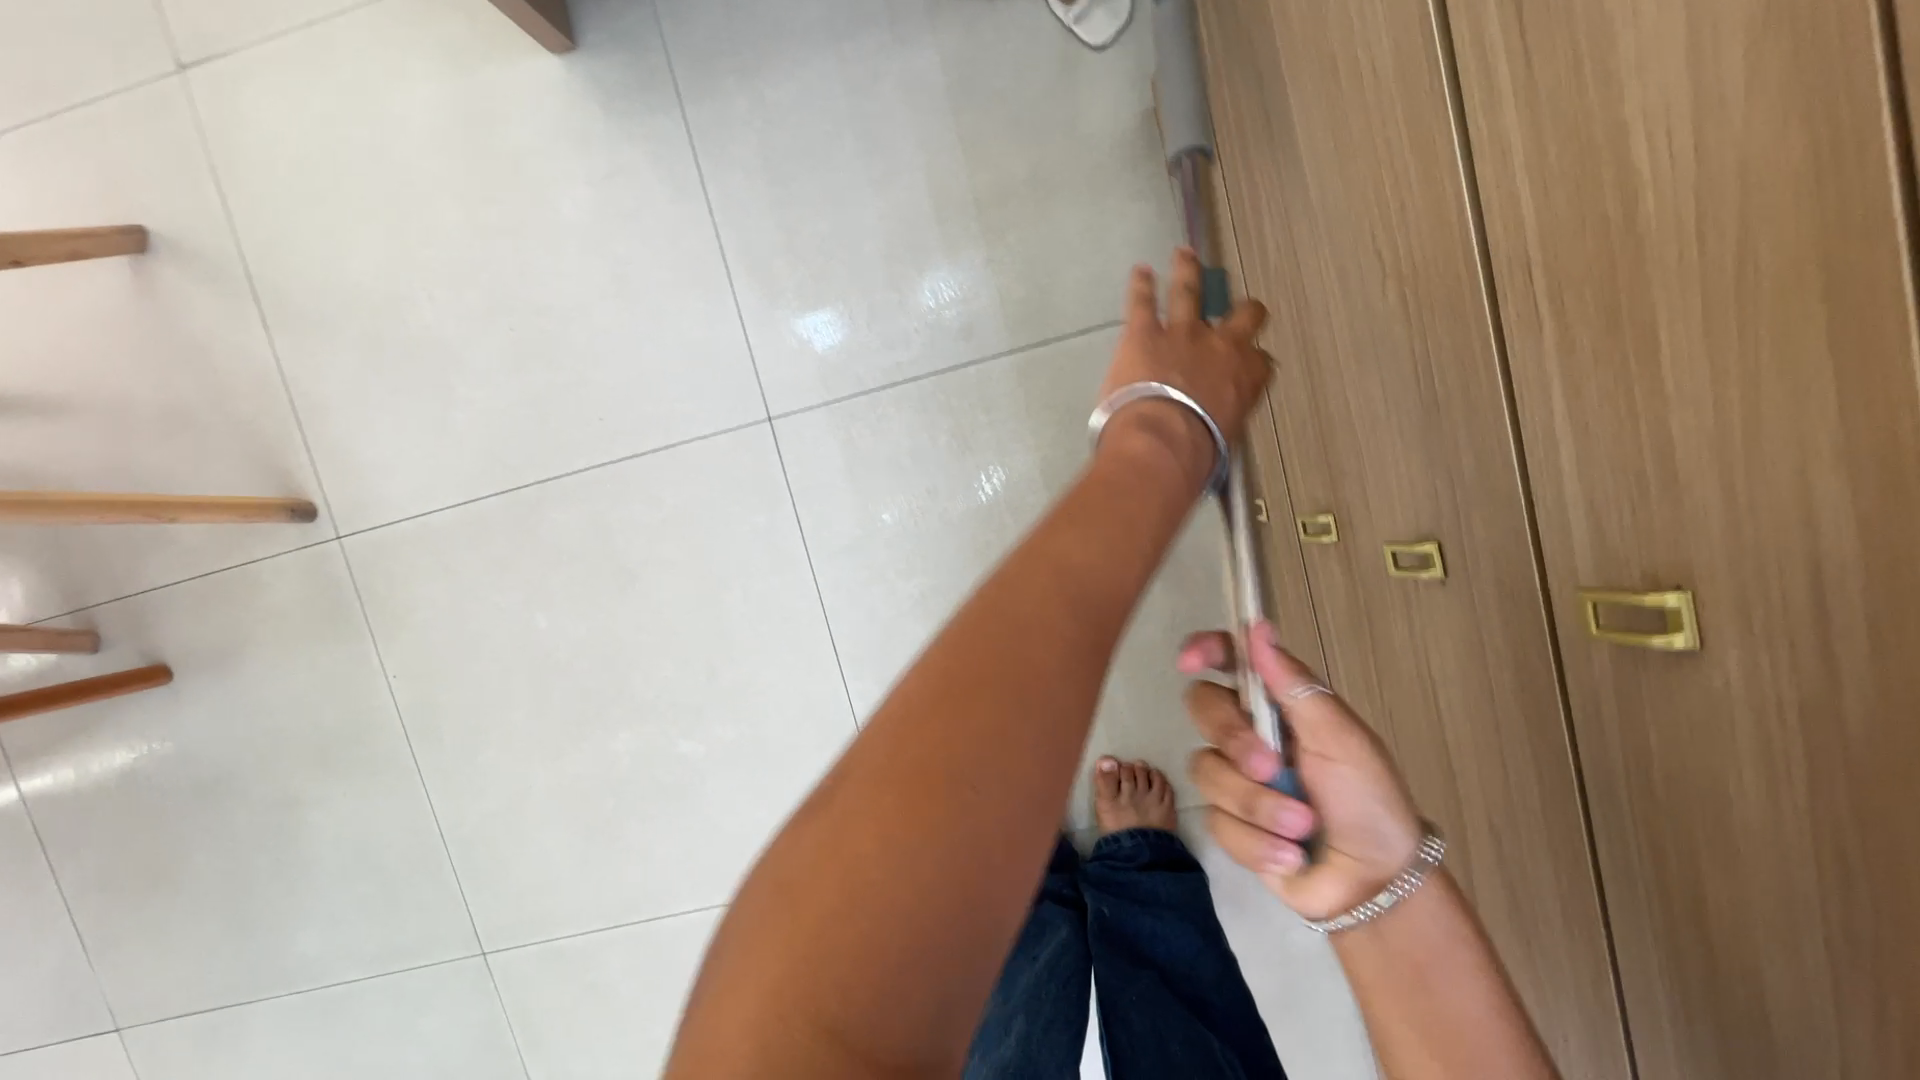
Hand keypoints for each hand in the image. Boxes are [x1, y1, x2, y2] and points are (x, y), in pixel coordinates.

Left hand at [1096, 249, 1271, 481]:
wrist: (1162, 441)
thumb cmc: (1196, 452)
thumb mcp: (1224, 440)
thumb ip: (1223, 421)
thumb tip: (1212, 432)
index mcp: (1246, 377)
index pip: (1261, 362)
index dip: (1253, 361)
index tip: (1248, 365)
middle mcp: (1222, 346)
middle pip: (1244, 316)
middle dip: (1244, 311)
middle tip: (1241, 306)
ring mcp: (1183, 333)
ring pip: (1190, 292)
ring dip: (1188, 272)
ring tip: (1185, 256)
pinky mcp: (1144, 332)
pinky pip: (1144, 302)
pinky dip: (1141, 285)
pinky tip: (1140, 272)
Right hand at [1180, 621, 1424, 919]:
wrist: (1374, 883)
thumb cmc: (1369, 801)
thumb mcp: (1342, 739)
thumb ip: (1295, 684)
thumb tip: (1258, 626)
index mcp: (1279, 705)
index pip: (1231, 661)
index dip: (1204, 650)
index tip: (1190, 662)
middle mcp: (1249, 733)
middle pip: (1203, 709)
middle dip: (1233, 740)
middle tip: (1270, 767)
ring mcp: (1235, 778)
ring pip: (1207, 771)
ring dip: (1257, 804)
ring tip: (1302, 828)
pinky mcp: (1228, 822)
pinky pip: (1217, 819)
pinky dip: (1257, 840)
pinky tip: (1290, 856)